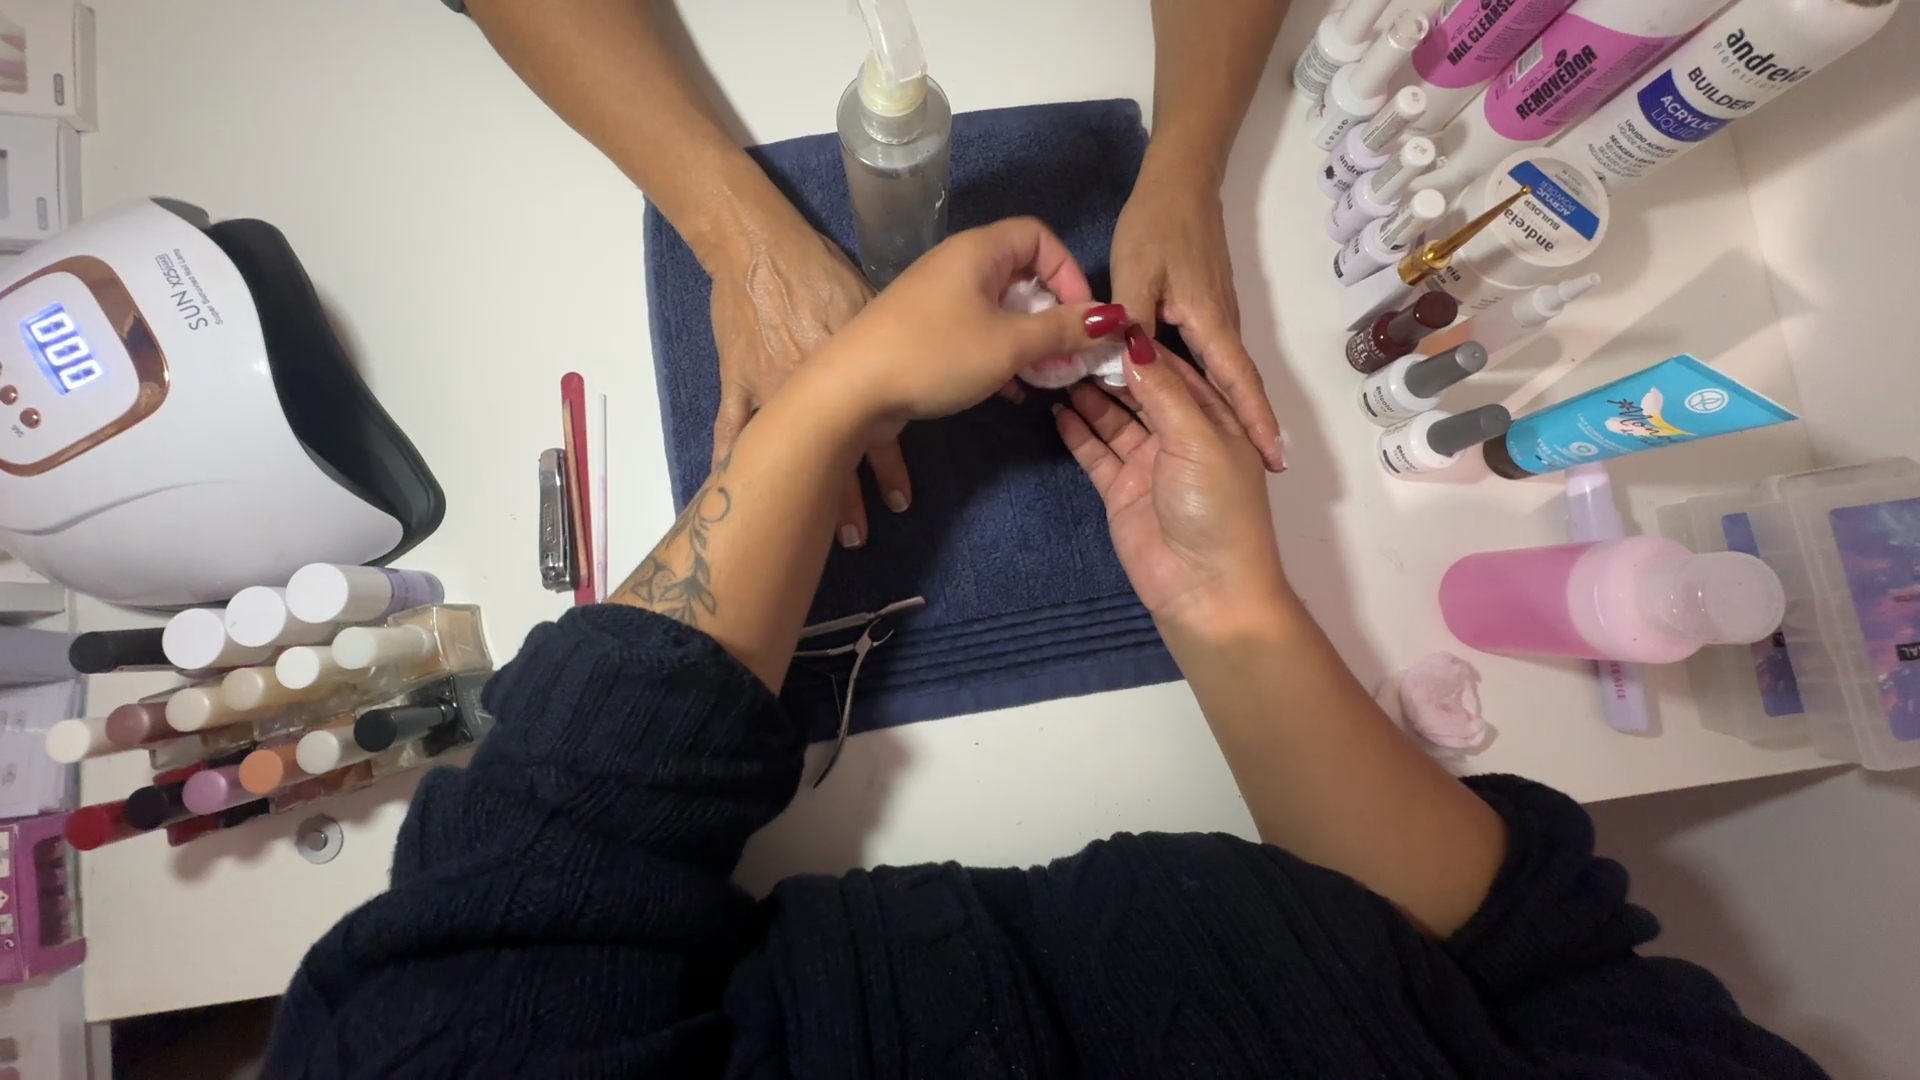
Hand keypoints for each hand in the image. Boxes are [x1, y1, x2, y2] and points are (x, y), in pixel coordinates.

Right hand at [708, 223, 890, 546]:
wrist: (760, 248)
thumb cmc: (823, 272)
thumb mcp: (871, 304)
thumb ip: (891, 347)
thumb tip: (920, 371)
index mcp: (853, 374)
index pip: (879, 433)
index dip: (890, 471)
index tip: (900, 503)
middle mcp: (814, 392)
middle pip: (835, 456)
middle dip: (846, 501)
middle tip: (856, 538)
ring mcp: (771, 391)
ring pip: (787, 453)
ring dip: (799, 493)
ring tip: (807, 531)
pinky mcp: (736, 383)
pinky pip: (731, 428)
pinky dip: (727, 460)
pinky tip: (726, 493)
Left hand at [816, 217, 1130, 433]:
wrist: (851, 389)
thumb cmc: (935, 355)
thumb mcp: (1008, 344)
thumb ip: (1062, 329)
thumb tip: (1112, 317)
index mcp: (978, 251)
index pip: (1040, 238)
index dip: (1070, 273)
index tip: (1083, 317)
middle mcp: (957, 266)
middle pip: (1022, 275)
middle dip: (1054, 314)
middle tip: (1070, 355)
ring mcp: (938, 300)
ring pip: (1000, 310)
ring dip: (1029, 341)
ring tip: (1046, 377)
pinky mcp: (924, 333)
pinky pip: (976, 334)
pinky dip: (1000, 355)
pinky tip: (1011, 391)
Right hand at [1055, 342, 1291, 634]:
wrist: (1204, 588)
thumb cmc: (1215, 507)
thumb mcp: (1198, 438)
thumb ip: (1163, 391)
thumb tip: (1131, 345)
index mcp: (1212, 418)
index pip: (1174, 370)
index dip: (1141, 346)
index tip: (1104, 320)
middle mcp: (1179, 436)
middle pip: (1140, 392)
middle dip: (1109, 369)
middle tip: (1069, 342)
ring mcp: (1148, 465)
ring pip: (1115, 420)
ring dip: (1089, 397)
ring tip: (1056, 369)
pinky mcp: (1121, 491)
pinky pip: (1097, 454)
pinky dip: (1078, 434)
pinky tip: (1057, 412)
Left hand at [1111, 162, 1284, 471]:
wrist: (1180, 180)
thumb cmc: (1157, 226)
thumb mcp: (1134, 274)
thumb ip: (1131, 322)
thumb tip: (1129, 368)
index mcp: (1210, 323)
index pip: (1238, 382)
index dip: (1255, 420)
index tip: (1274, 458)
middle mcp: (1221, 327)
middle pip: (1233, 387)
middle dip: (1244, 428)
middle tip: (1247, 469)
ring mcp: (1215, 319)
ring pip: (1215, 375)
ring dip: (1219, 410)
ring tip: (1214, 449)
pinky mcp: (1203, 311)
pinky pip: (1201, 359)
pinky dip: (1193, 385)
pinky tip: (1174, 401)